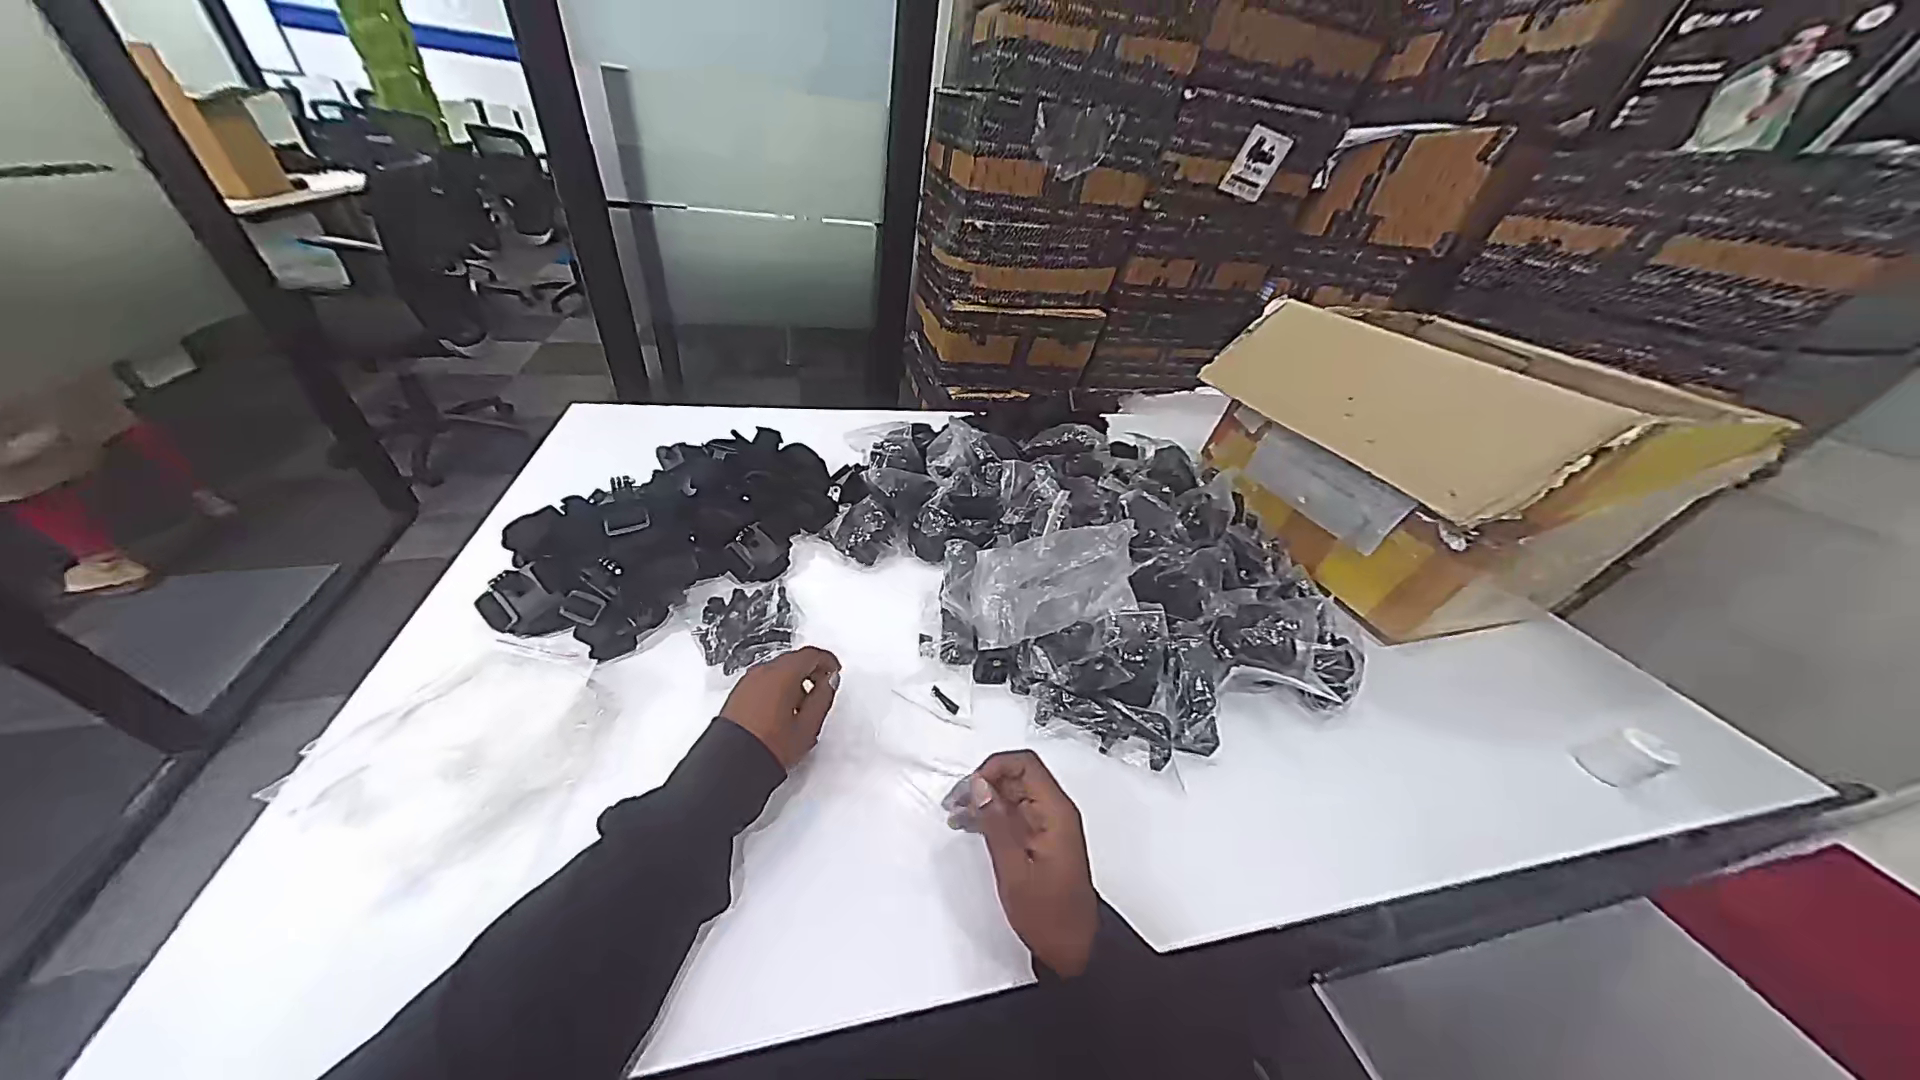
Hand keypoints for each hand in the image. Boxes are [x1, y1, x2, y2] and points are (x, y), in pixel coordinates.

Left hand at [719, 647, 840, 770]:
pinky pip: (764, 681)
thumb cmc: (767, 746)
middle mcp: (762, 672)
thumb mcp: (808, 724)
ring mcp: (747, 682)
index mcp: (782, 674)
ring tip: (803, 704)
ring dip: (794, 680)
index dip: (827, 661)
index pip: (811, 654)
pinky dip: (777, 687)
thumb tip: (829, 682)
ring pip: (778, 670)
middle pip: (793, 660)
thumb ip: (823, 696)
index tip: (834, 670)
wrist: (732, 765)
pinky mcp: (738, 694)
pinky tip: (784, 709)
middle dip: (811, 670)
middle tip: (823, 684)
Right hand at [968, 750, 1098, 976]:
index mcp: (1055, 812)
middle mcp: (1054, 811)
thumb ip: (995, 823)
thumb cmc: (1051, 916)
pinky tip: (970, 825)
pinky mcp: (1038, 837)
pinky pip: (1012, 812)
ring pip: (1011, 793)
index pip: (1024, 765)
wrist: (1075, 950)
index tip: (972, 787)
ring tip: (957, 814)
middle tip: (956, 801)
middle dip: (983, 783)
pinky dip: (990, 815)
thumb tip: (979, 786)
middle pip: (1016, 776)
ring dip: (983, 799)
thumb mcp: (1014, 869)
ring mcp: (1046, 824)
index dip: (994, 768)